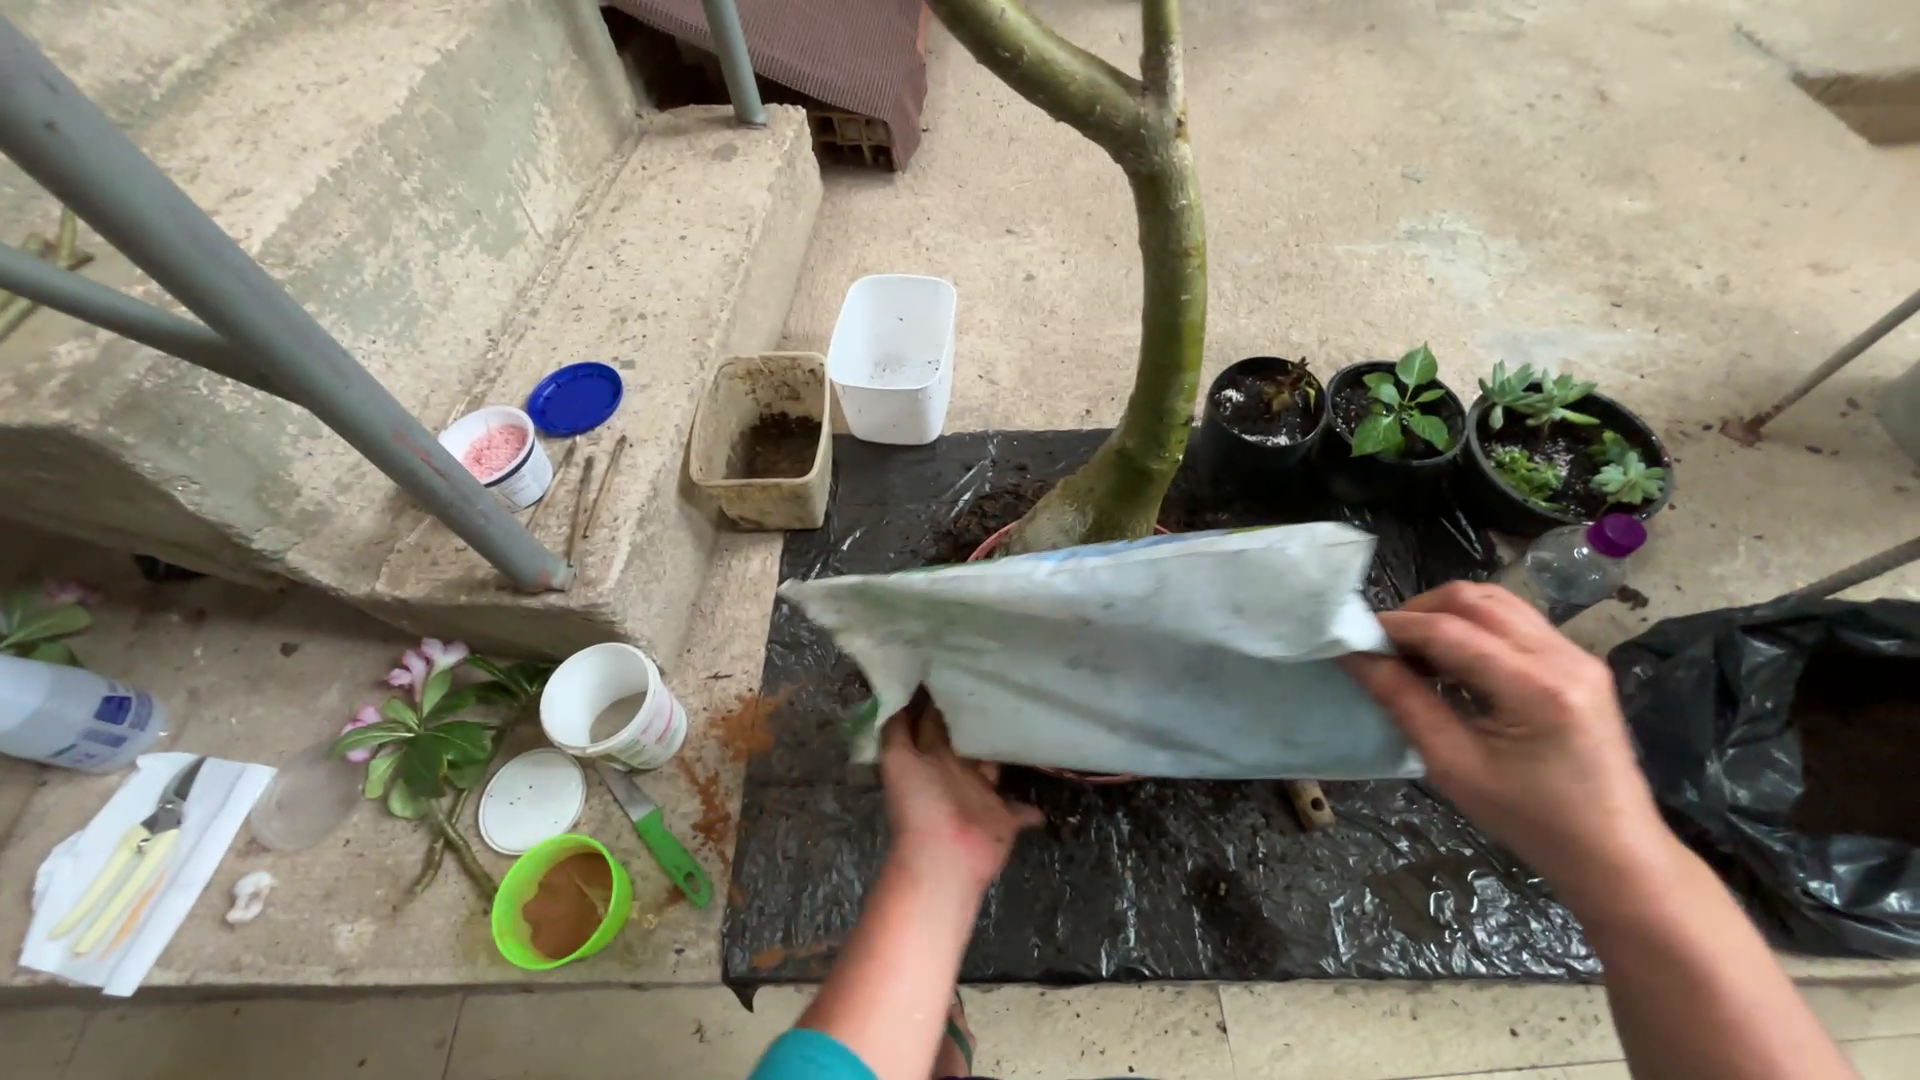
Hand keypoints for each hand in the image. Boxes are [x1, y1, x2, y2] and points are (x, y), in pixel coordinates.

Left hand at [880, 699, 1042, 889]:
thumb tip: (904, 697)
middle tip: (1000, 685)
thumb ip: (897, 729)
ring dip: (1006, 749)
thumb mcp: (896, 759)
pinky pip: (1022, 808)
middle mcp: (955, 771)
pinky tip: (1047, 785)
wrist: (944, 855)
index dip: (944, 699)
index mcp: (930, 757)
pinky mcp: (1004, 816)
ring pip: (995, 765)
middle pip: (967, 740)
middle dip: (978, 719)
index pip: (935, 722)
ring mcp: (981, 794)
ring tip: (1026, 720)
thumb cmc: (920, 802)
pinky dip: (1032, 804)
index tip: (960, 669)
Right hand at [1343, 582, 1674, 909]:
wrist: (1614, 853)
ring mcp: (1577, 656)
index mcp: (1536, 687)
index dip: (1393, 627)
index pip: (1448, 630)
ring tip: (1413, 651)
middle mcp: (1563, 656)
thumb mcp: (1452, 764)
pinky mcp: (1578, 663)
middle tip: (1383, 645)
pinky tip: (1450, 661)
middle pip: (1474, 600)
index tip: (1353, 638)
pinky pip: (1514, 621)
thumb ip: (1402, 700)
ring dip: (1445, 615)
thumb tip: (1355, 656)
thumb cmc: (1529, 819)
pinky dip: (1471, 627)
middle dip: (1418, 612)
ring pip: (1495, 602)